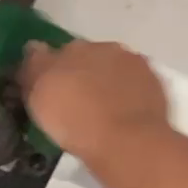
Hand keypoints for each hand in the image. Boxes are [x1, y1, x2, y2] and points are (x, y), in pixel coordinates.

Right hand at [17, 39, 172, 158]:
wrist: (126, 141)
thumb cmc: (74, 120)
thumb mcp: (38, 97)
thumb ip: (33, 68)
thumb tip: (32, 47)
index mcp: (70, 47)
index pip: (55, 52)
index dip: (50, 71)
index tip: (48, 91)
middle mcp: (103, 47)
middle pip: (86, 57)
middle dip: (79, 73)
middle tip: (74, 101)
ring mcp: (132, 62)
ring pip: (112, 68)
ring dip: (104, 81)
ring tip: (100, 110)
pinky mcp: (155, 82)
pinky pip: (134, 83)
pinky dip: (127, 93)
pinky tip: (122, 113)